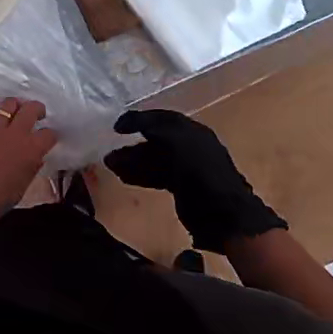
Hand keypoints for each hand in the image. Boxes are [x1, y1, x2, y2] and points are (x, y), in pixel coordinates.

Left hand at [0, 99, 59, 223]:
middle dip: (37, 109)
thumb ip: (32, 168)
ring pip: (8, 103)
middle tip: (37, 114)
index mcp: (32, 150)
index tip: (48, 139)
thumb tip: (37, 157)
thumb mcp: (23, 186)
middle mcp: (16, 133)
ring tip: (14, 111)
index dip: (51, 135)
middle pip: (31, 108)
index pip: (49, 134)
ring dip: (14, 105)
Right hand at [104, 109, 284, 252]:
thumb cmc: (202, 173)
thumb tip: (136, 121)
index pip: (163, 119)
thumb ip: (157, 129)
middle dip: (132, 146)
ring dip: (131, 161)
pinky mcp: (182, 189)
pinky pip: (156, 176)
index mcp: (193, 132)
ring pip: (153, 160)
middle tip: (110, 152)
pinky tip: (124, 178)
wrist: (223, 214)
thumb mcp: (178, 143)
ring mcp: (186, 169)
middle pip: (155, 141)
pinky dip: (139, 175)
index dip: (139, 120)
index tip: (117, 127)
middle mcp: (190, 147)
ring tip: (110, 165)